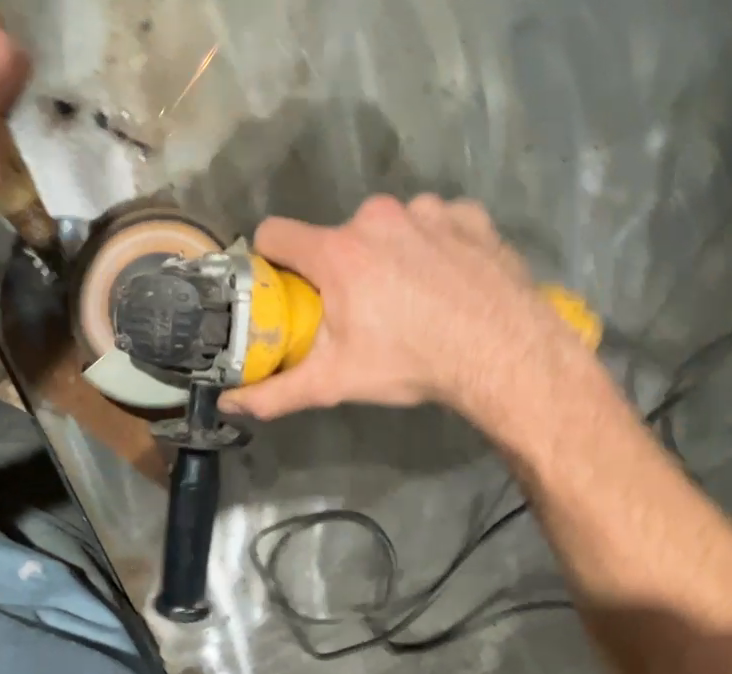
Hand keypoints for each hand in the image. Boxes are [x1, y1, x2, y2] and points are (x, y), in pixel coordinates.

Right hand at [222, 195, 593, 421]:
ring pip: (387, 229)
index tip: (283, 287)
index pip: (275, 233)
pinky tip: (446, 282)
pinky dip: (433, 247)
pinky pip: (435, 224)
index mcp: (337, 252)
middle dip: (339, 268)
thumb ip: (275, 393)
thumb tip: (227, 404)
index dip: (271, 260)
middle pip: (336, 236)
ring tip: (408, 298)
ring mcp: (428, 210)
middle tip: (357, 311)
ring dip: (387, 255)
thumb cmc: (410, 363)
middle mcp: (378, 217)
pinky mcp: (469, 215)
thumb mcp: (334, 383)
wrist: (504, 353)